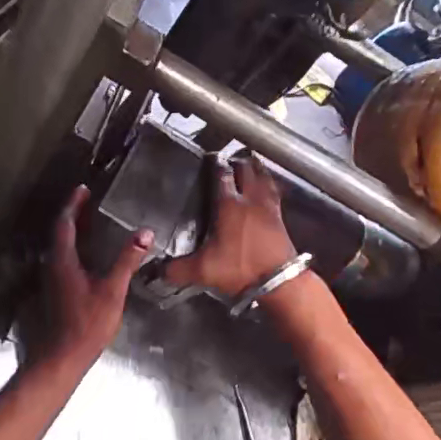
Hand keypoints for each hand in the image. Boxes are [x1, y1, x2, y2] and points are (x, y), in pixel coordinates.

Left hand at [39, 185, 153, 368]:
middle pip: (61, 232)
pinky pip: (65, 260)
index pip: (65, 223)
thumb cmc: (87, 323)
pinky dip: (77, 249)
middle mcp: (53, 266)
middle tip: (89, 200)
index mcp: (63, 260)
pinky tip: (91, 254)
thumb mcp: (112, 290)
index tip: (83, 189)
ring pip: (62, 247)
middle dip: (75, 215)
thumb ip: (127, 261)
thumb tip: (145, 233)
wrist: (64, 356)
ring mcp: (53, 280)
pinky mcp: (57, 291)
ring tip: (93, 222)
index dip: (73, 205)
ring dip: (75, 232)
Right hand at [162, 154, 297, 298]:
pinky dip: (270, 185)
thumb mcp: (203, 271)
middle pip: (246, 170)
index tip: (211, 158)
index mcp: (229, 205)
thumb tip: (159, 271)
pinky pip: (274, 192)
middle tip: (230, 158)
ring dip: (257, 169)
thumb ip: (178, 269)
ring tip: (251, 163)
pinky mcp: (281, 218)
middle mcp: (250, 200)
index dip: (216, 165)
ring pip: (263, 177)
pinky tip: (268, 188)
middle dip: (238, 162)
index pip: (222, 176)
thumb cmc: (240, 269)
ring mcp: (268, 207)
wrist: (278, 281)